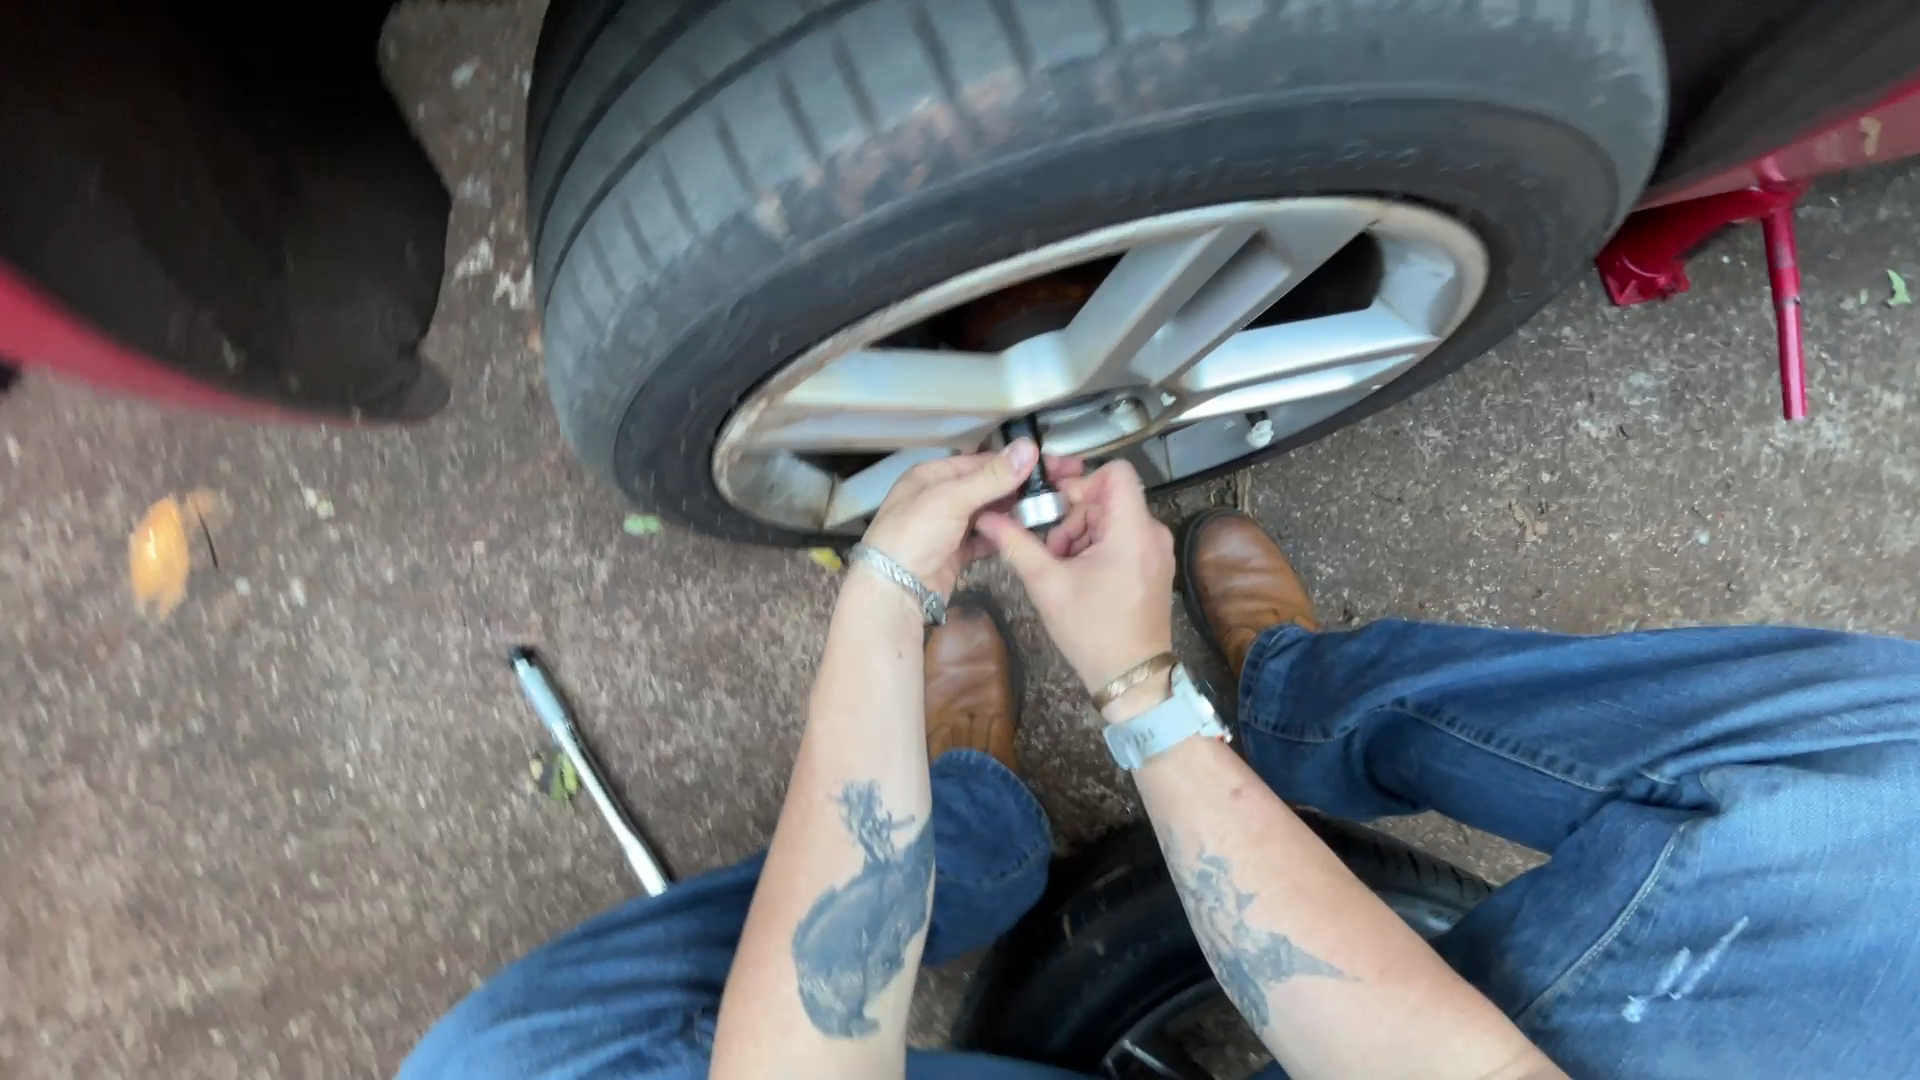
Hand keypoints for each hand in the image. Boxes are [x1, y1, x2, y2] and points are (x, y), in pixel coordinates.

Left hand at [859, 439, 1083, 598]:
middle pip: (984, 488)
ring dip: (1009, 514)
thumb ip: (992, 477)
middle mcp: (937, 498)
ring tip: (1041, 512)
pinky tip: (1020, 536)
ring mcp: (946, 528)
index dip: (1011, 463)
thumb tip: (1027, 448)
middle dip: (1014, 490)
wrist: (893, 592)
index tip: (1044, 466)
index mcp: (930, 476)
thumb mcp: (951, 499)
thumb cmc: (912, 537)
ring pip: (986, 515)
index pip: (978, 462)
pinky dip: (999, 537)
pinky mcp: (953, 554)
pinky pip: (982, 540)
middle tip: (1050, 491)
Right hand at [975, 460, 1175, 703]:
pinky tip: (1078, 576)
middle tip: (1050, 548)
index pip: (1115, 472)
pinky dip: (1096, 547)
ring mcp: (1156, 550)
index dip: (1082, 479)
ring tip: (1061, 568)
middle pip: (1108, 497)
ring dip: (1080, 534)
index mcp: (1132, 531)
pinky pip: (1122, 538)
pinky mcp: (1154, 565)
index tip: (1056, 504)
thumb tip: (987, 518)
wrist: (1131, 677)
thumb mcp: (1047, 584)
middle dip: (1073, 516)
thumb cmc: (1092, 631)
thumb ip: (1016, 544)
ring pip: (1112, 518)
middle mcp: (1152, 533)